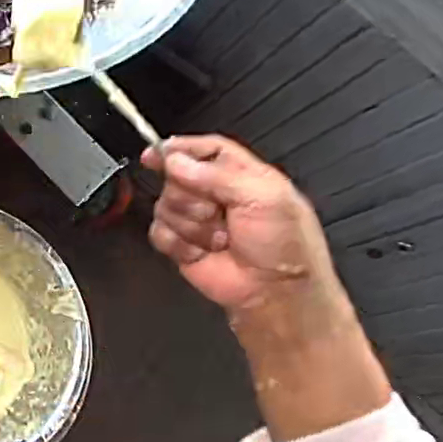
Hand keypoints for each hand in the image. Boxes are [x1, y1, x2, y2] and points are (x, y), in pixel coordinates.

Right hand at [142, 134, 390, 441]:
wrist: (273, 293)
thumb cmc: (286, 248)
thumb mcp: (263, 197)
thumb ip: (217, 174)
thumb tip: (175, 160)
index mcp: (242, 176)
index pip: (205, 150)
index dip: (180, 148)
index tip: (157, 153)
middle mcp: (216, 195)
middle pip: (177, 178)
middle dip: (190, 196)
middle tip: (216, 212)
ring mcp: (196, 220)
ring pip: (164, 206)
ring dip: (189, 224)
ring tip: (217, 237)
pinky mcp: (180, 244)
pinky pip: (158, 232)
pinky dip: (176, 242)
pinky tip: (200, 250)